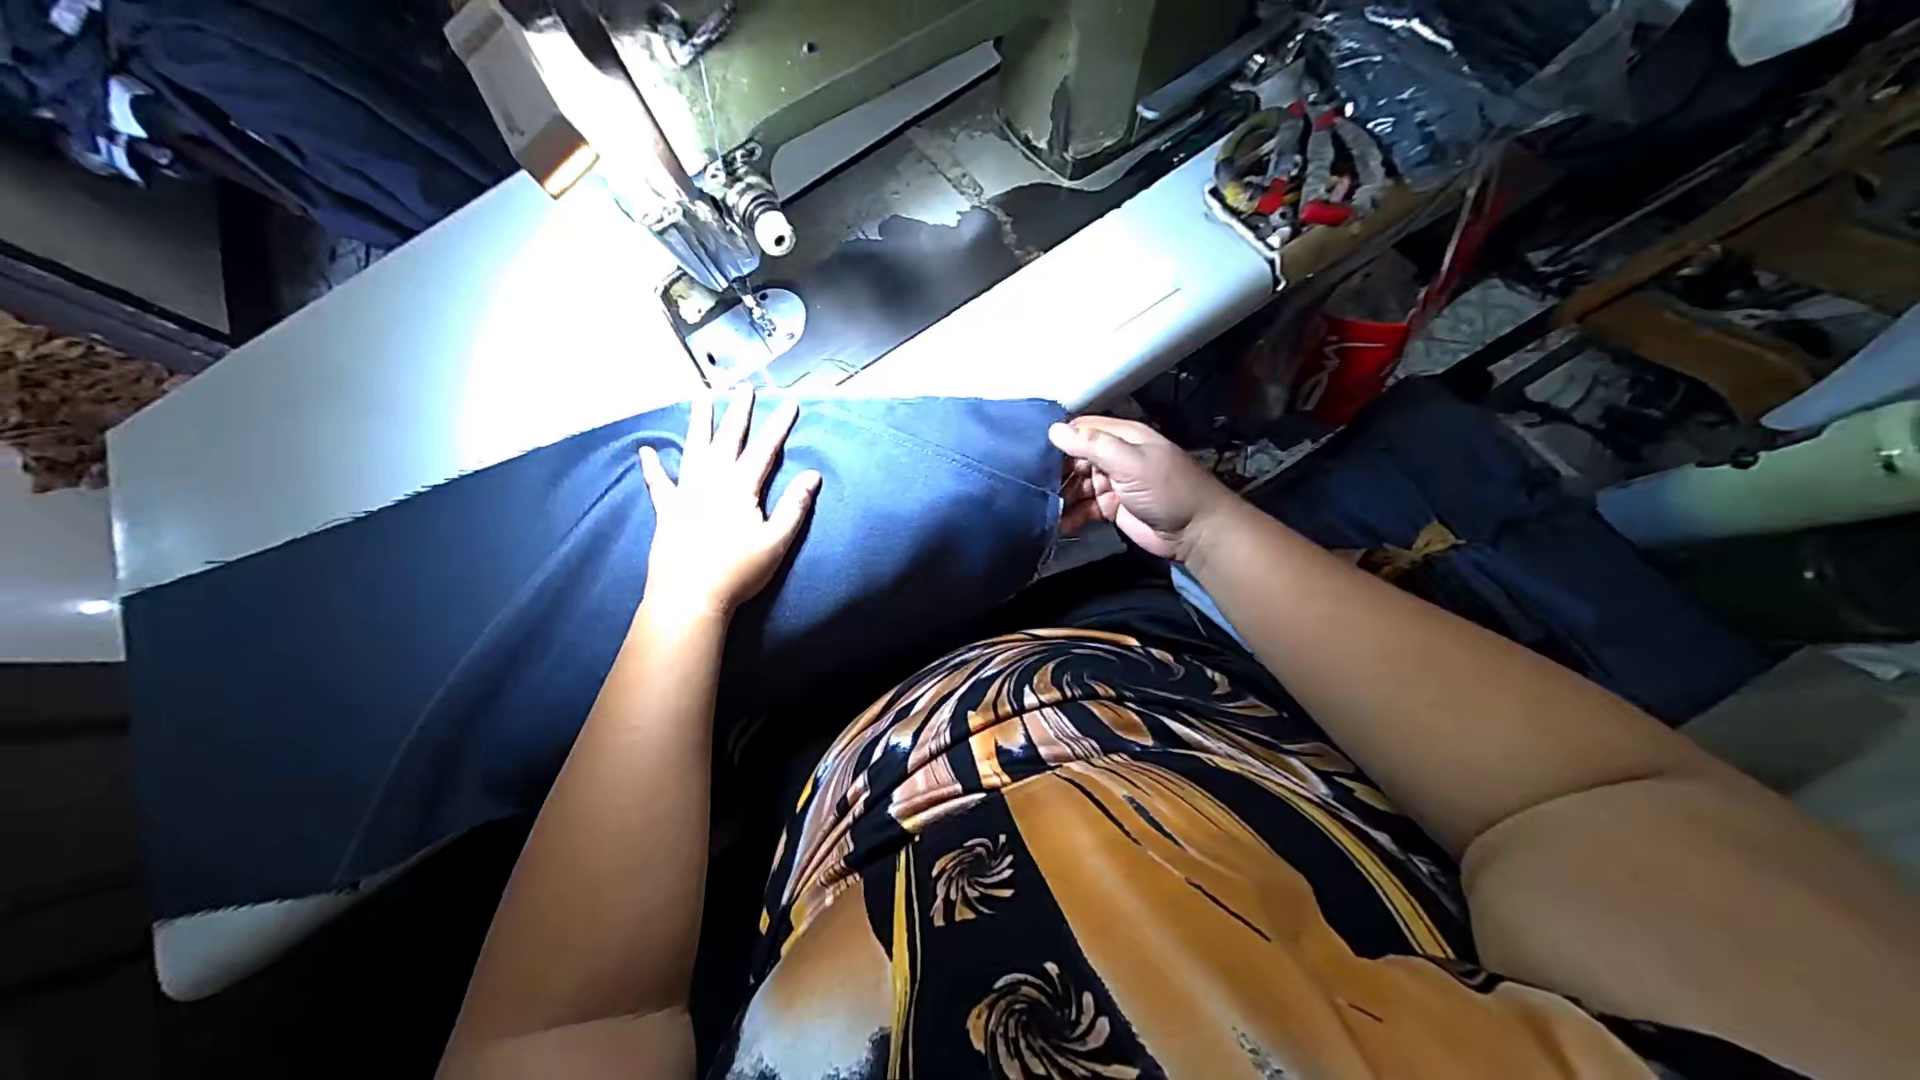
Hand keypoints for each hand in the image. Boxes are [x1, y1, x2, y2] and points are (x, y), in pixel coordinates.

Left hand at [638, 387, 821, 622]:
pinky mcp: (667, 511)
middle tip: (744, 388)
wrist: (690, 597)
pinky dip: (653, 467)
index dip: (778, 425)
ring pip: (694, 448)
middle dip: (738, 412)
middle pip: (727, 439)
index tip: (789, 404)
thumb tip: (812, 475)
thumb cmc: (739, 572)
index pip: (764, 449)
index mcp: (740, 488)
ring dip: (699, 421)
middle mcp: (712, 482)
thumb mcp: (776, 541)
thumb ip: (795, 506)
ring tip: (701, 396)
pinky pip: (659, 483)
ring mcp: (686, 494)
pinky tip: (646, 451)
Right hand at [1049, 416, 1237, 562]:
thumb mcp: (1131, 462)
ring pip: (1076, 485)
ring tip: (1040, 507)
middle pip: (1075, 458)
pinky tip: (1056, 524)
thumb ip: (1093, 446)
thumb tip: (1053, 430)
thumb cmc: (1167, 489)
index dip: (1058, 438)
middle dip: (1054, 471)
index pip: (1082, 429)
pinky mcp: (1111, 507)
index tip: (1030, 451)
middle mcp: (1115, 456)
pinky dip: (1071, 515)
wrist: (1196, 532)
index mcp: (1122, 437)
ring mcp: (1112, 483)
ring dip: (1060, 496)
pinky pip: (1084, 508)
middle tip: (1031, 485)